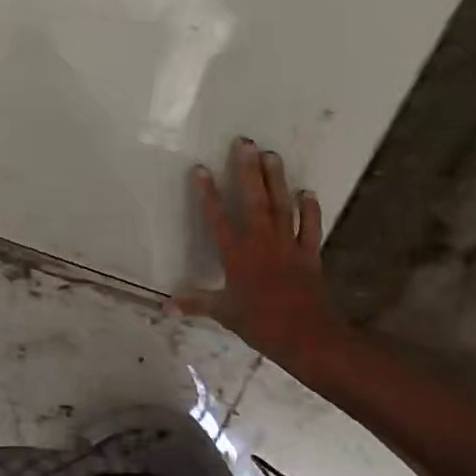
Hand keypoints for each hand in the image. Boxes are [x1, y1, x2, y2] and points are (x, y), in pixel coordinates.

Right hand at [169, 138, 353, 369]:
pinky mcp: (309, 252)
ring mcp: (287, 243)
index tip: (200, 168)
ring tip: (272, 154)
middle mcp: (261, 240)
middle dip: (247, 170)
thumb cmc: (259, 322)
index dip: (207, 193)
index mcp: (236, 253)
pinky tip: (308, 192)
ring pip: (281, 205)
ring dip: (276, 179)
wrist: (303, 333)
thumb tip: (165, 307)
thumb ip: (196, 304)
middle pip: (253, 199)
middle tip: (245, 142)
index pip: (217, 217)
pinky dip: (310, 209)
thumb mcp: (224, 313)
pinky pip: (310, 226)